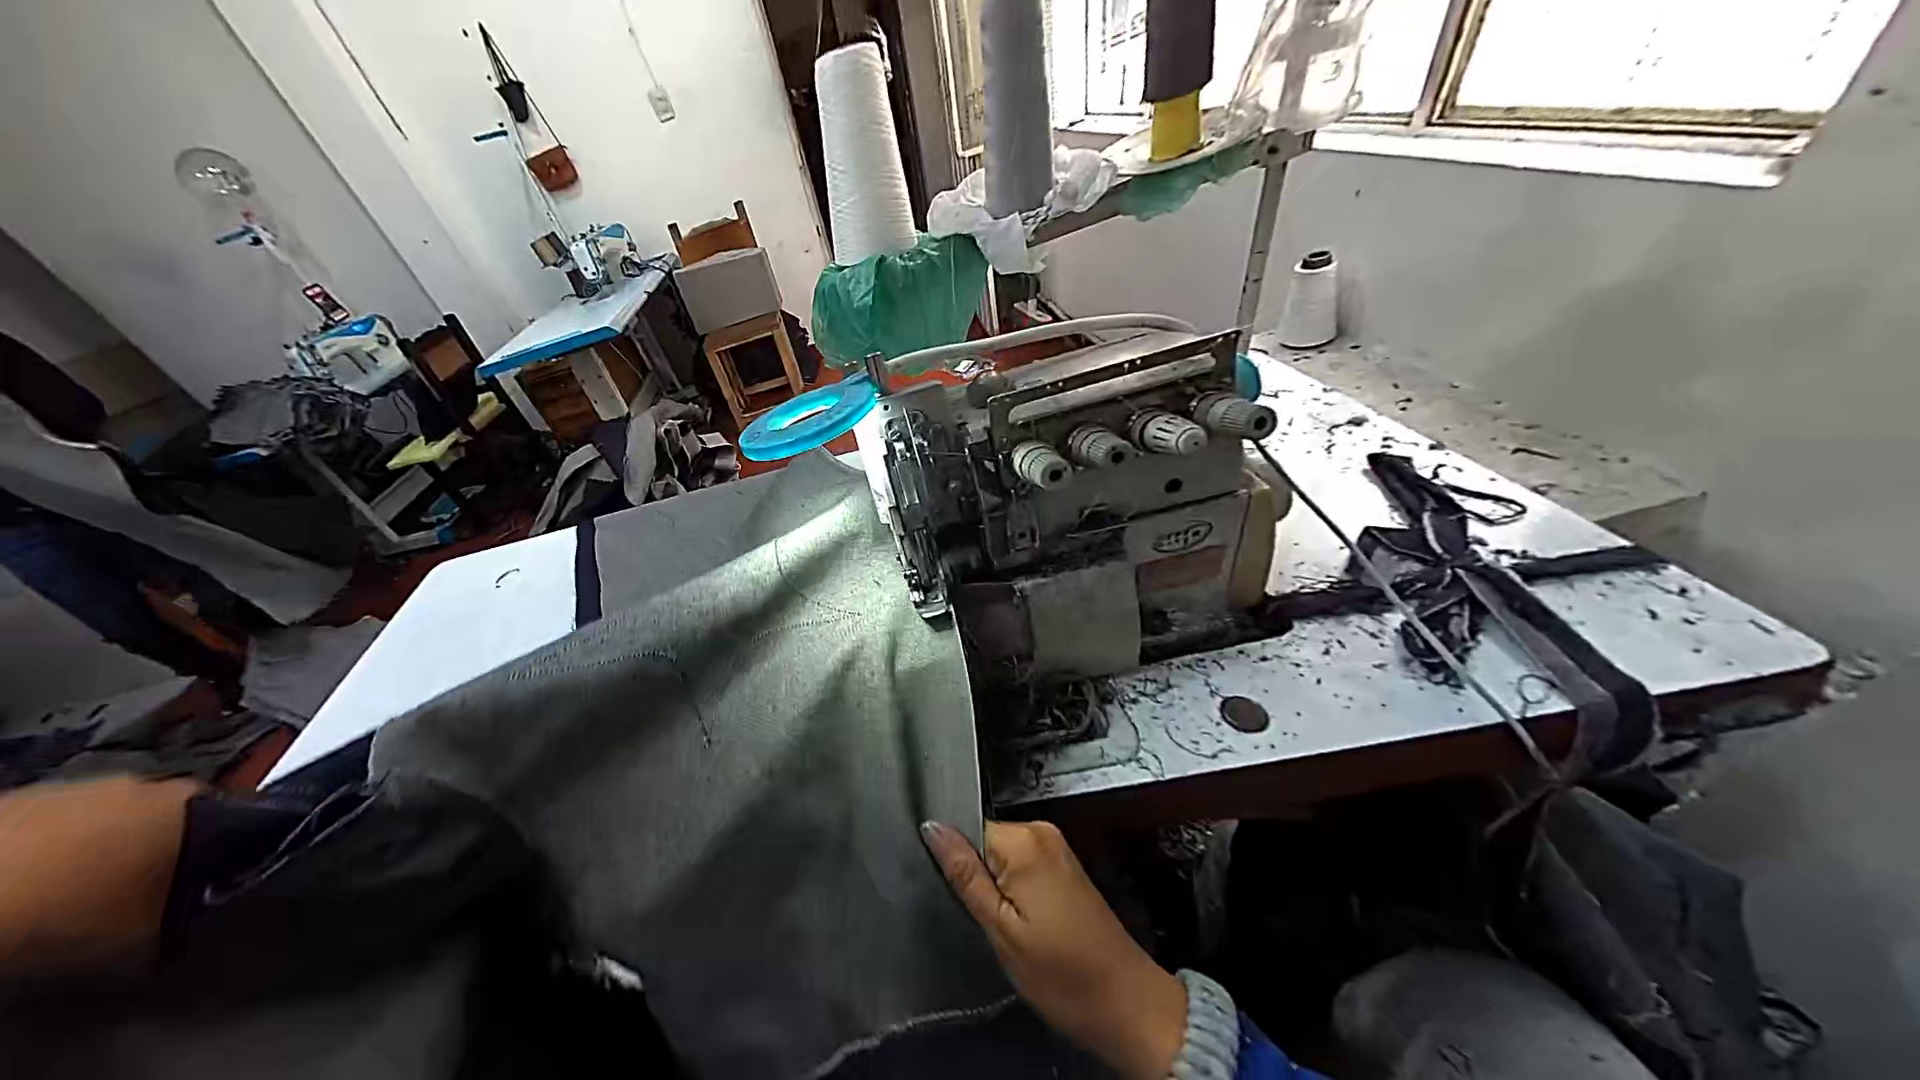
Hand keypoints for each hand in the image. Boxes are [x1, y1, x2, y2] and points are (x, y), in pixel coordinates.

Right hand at [921, 820, 1186, 1079]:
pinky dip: (1012, 892)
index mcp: (1024, 841)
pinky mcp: (1062, 866)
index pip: (966, 828)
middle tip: (987, 920)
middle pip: (983, 840)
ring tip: (1007, 926)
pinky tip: (1023, 923)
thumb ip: (963, 874)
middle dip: (975, 876)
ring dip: (994, 887)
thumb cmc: (1064, 974)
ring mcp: (1055, 848)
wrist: (1125, 1003)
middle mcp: (1042, 833)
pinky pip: (1019, 866)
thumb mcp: (1000, 929)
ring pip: (999, 856)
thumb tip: (932, 829)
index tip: (960, 896)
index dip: (955, 862)